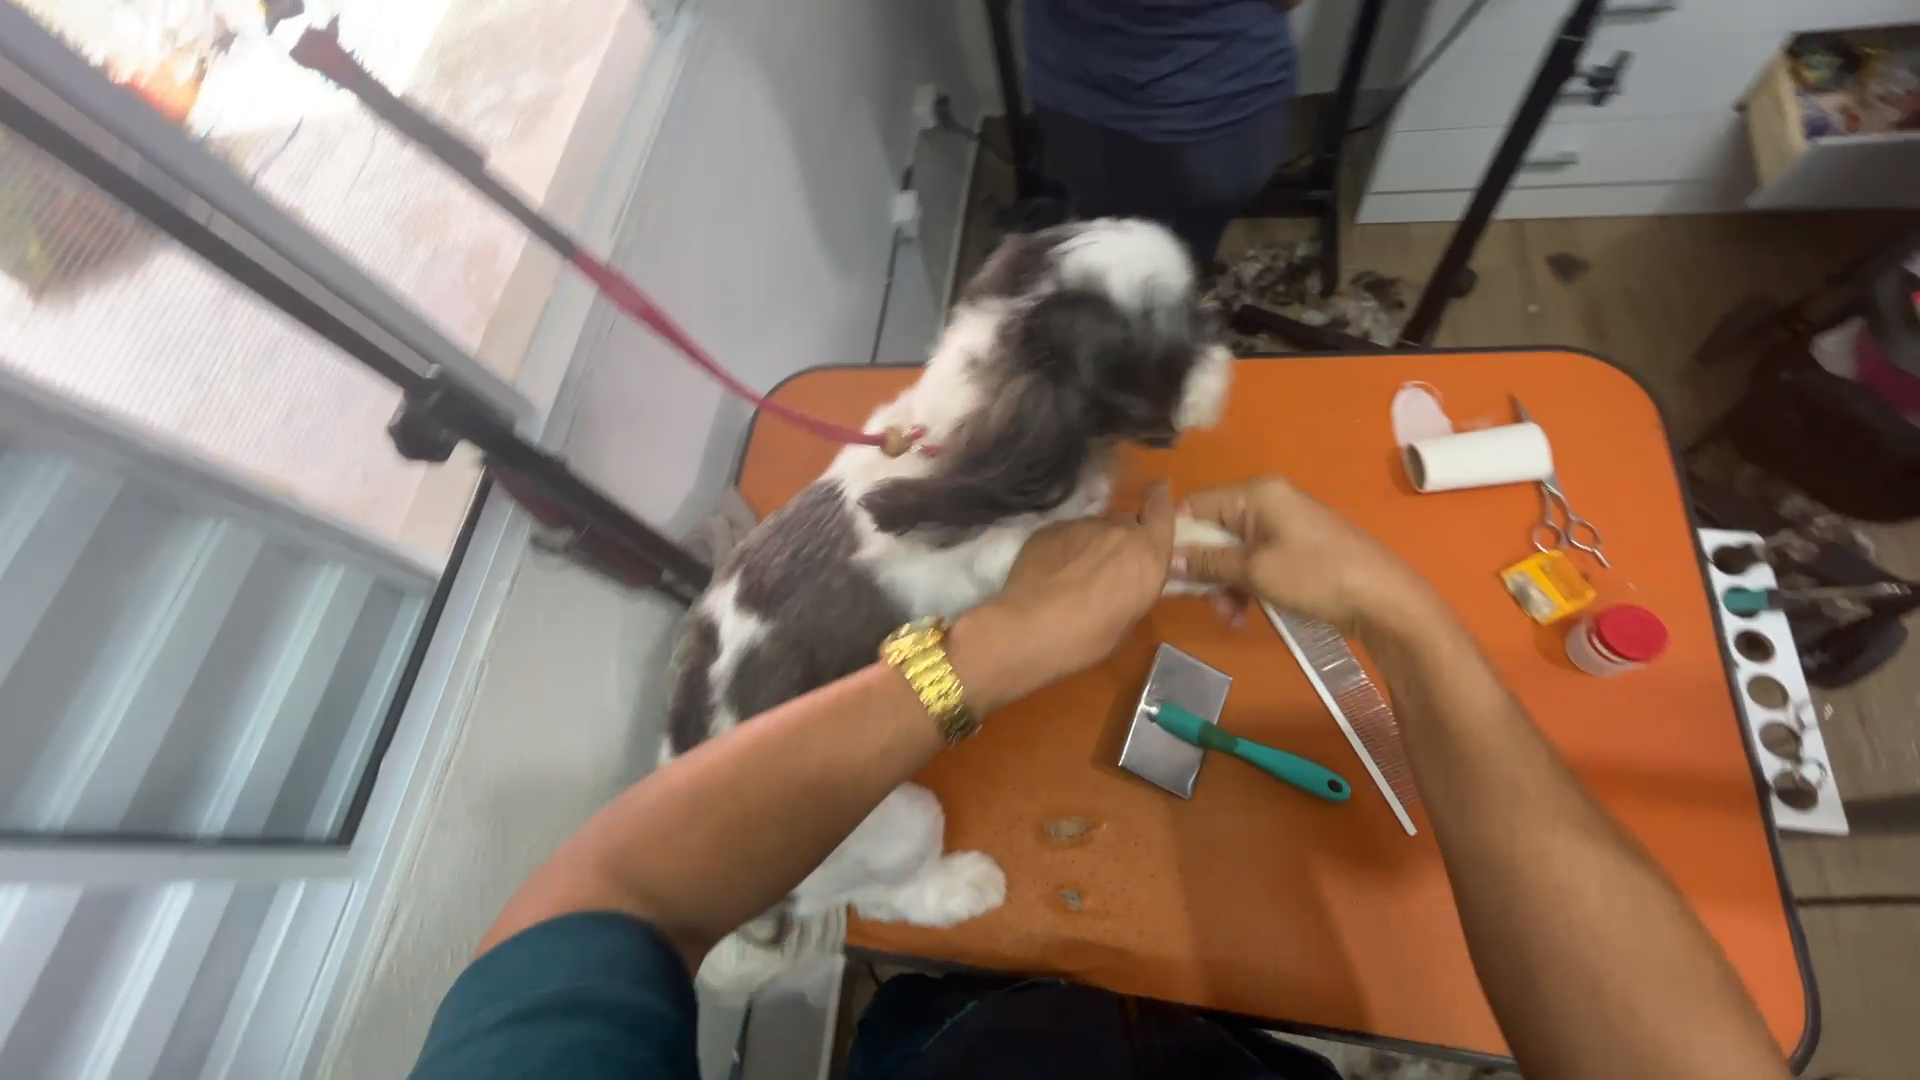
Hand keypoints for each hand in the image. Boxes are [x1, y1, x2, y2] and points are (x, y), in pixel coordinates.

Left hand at [952, 482, 1175, 711]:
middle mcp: (1117, 529)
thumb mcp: (1128, 618)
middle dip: (1121, 538)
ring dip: (1090, 544)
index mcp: (1147, 552)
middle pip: (1125, 521)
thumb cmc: (1089, 637)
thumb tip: (1125, 579)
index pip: (1161, 506)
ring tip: (1073, 574)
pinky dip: (1063, 548)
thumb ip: (1134, 585)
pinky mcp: (1048, 529)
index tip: (1157, 494)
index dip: (1159, 498)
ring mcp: (1080, 525)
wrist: (1030, 627)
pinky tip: (1051, 573)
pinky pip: (1065, 534)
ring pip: (1093, 528)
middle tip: (1108, 567)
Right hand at [1171, 477, 1436, 637]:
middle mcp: (1265, 502)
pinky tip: (1243, 614)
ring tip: (1228, 614)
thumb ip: (1207, 562)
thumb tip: (1167, 559)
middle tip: (1200, 600)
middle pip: (1211, 530)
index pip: (1195, 505)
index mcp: (1255, 494)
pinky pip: (1252, 562)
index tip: (1166, 571)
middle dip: (1202, 567)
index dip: (1177, 537)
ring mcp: (1281, 526)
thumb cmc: (1317, 576)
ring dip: (1222, 583)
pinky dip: (1243, 586)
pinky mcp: (1292, 549)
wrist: (1386, 602)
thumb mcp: (1255, 571)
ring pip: (1230, 551)